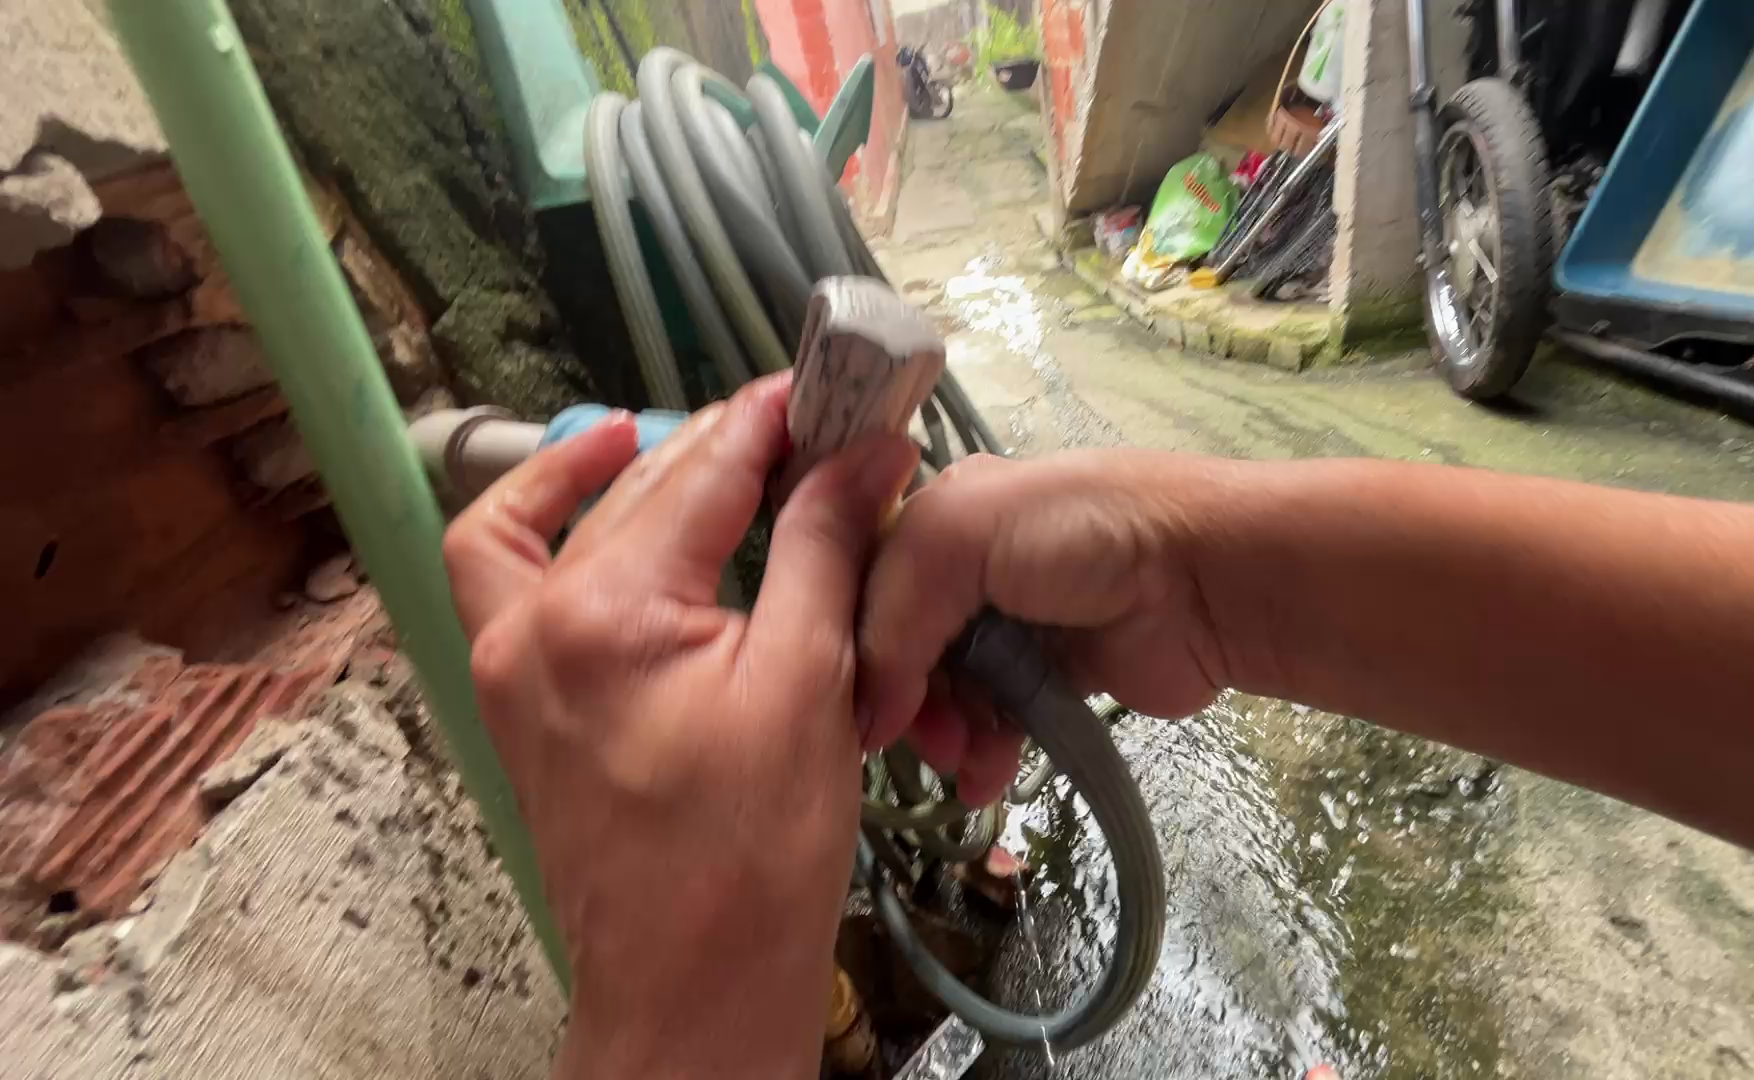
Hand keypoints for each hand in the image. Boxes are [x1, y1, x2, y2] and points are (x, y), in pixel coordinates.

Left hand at [442, 374, 917, 1078]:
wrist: (694, 983)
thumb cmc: (761, 845)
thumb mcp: (810, 679)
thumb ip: (824, 546)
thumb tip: (868, 455)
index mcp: (607, 611)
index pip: (704, 473)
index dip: (773, 421)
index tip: (825, 390)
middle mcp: (532, 619)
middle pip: (643, 486)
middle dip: (730, 443)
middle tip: (805, 428)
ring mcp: (508, 656)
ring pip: (570, 517)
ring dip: (641, 467)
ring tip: (709, 442)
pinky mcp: (519, 691)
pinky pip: (514, 570)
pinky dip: (553, 517)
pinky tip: (610, 499)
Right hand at [856, 450, 1233, 804]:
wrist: (1204, 578)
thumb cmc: (1077, 536)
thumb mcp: (963, 533)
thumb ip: (892, 606)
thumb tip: (868, 708)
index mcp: (938, 517)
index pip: (861, 584)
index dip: (852, 644)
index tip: (853, 700)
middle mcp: (965, 570)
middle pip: (898, 647)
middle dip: (903, 699)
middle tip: (926, 738)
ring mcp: (1008, 626)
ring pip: (943, 693)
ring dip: (946, 734)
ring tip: (966, 760)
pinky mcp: (1048, 677)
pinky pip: (992, 723)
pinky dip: (984, 753)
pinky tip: (990, 777)